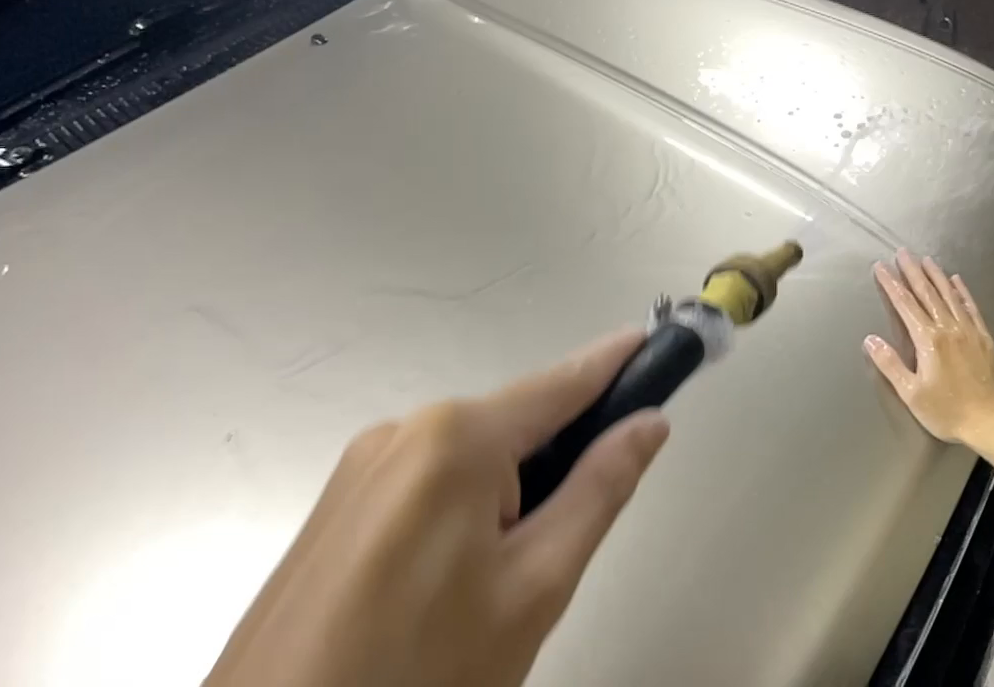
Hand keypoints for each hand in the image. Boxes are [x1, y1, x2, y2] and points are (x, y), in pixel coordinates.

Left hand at [206, 331, 668, 686]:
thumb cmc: (424, 670)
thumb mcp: (536, 585)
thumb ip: (599, 490)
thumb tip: (649, 423)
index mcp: (456, 438)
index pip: (562, 384)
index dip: (615, 362)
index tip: (656, 339)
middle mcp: (404, 430)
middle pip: (515, 425)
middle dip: (558, 459)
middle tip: (568, 539)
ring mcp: (362, 465)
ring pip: (473, 456)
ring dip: (511, 491)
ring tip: (503, 580)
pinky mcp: (337, 504)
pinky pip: (430, 480)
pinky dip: (467, 506)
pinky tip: (457, 578)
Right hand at [865, 249, 993, 444]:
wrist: (990, 422)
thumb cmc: (947, 411)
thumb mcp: (911, 393)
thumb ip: (890, 364)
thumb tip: (870, 339)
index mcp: (928, 340)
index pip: (905, 305)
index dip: (891, 284)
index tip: (881, 267)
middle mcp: (949, 328)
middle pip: (927, 293)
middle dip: (912, 271)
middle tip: (902, 253)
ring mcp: (969, 331)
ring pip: (950, 296)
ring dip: (936, 276)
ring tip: (926, 259)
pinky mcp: (984, 338)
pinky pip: (971, 308)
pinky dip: (963, 292)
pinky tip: (957, 281)